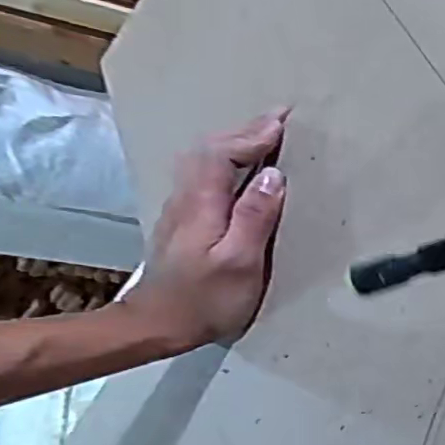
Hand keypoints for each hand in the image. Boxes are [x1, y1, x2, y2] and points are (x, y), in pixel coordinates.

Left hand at [122, 108, 290, 349]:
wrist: (160, 323)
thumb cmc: (208, 297)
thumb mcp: (241, 260)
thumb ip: (256, 217)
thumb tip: (273, 176)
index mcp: (202, 206)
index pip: (222, 155)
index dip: (252, 136)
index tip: (284, 121)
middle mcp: (188, 200)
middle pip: (209, 152)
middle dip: (245, 132)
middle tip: (281, 120)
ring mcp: (187, 211)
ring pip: (207, 163)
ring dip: (237, 145)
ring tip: (267, 137)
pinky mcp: (193, 223)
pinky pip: (211, 179)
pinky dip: (232, 164)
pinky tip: (249, 170)